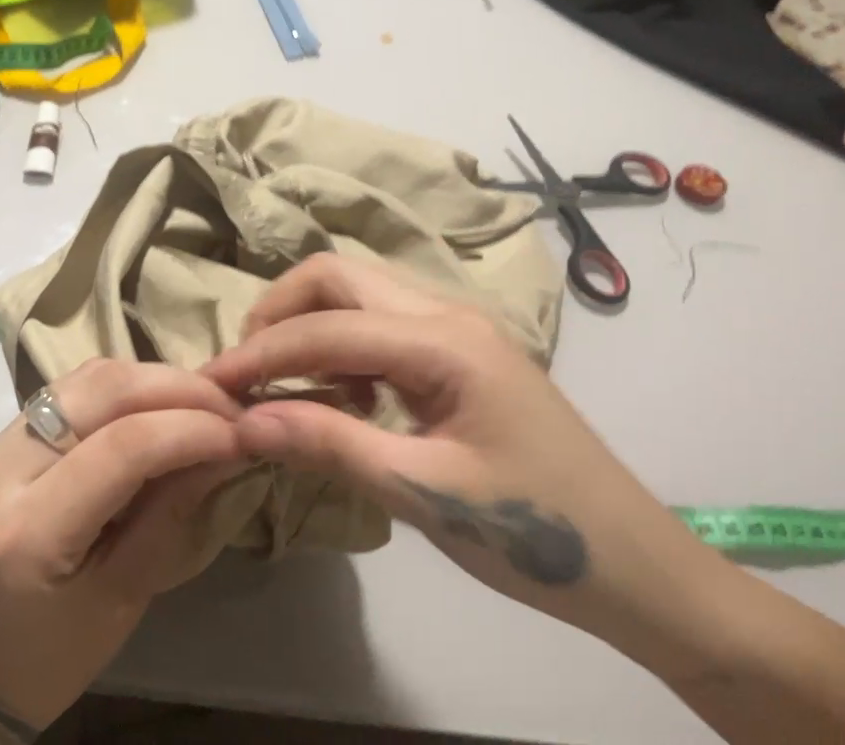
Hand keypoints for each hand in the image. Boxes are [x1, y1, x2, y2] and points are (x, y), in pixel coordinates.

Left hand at [0, 359, 245, 731]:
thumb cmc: (62, 652)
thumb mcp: (128, 593)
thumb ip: (174, 511)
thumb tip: (230, 445)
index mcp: (26, 532)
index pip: (119, 448)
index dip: (189, 428)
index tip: (243, 431)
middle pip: (98, 391)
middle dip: (176, 388)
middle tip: (231, 407)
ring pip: (83, 380)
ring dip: (151, 382)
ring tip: (203, 405)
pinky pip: (68, 393)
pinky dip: (122, 392)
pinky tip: (158, 409)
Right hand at [201, 254, 731, 644]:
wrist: (637, 567)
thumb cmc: (534, 534)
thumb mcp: (423, 493)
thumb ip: (329, 444)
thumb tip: (241, 420)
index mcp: (446, 342)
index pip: (325, 327)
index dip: (258, 355)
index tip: (207, 386)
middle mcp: (449, 315)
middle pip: (337, 276)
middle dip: (277, 314)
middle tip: (245, 374)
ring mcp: (458, 330)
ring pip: (357, 293)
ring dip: (306, 325)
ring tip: (278, 385)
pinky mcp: (459, 355)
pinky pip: (379, 324)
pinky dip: (338, 345)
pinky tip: (335, 396)